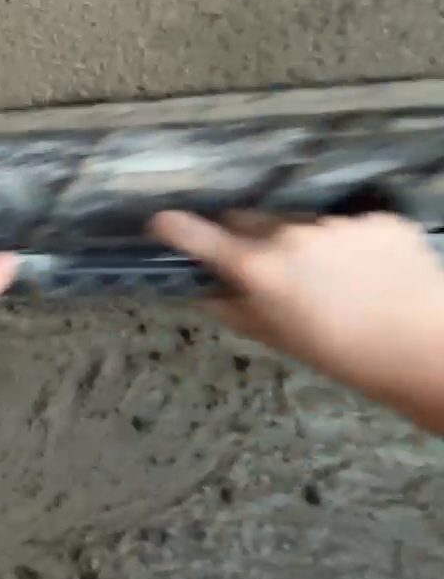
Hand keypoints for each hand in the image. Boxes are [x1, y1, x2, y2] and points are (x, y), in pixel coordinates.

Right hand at [150, 210, 443, 405]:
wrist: (439, 359)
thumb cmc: (341, 353)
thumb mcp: (265, 333)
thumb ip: (221, 301)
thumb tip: (196, 281)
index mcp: (252, 265)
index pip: (182, 228)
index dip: (167, 226)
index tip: (163, 228)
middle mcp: (286, 235)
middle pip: (242, 219)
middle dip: (245, 238)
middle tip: (268, 267)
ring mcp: (336, 225)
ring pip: (296, 221)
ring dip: (300, 239)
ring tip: (332, 272)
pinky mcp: (380, 221)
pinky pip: (347, 223)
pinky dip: (349, 241)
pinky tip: (370, 267)